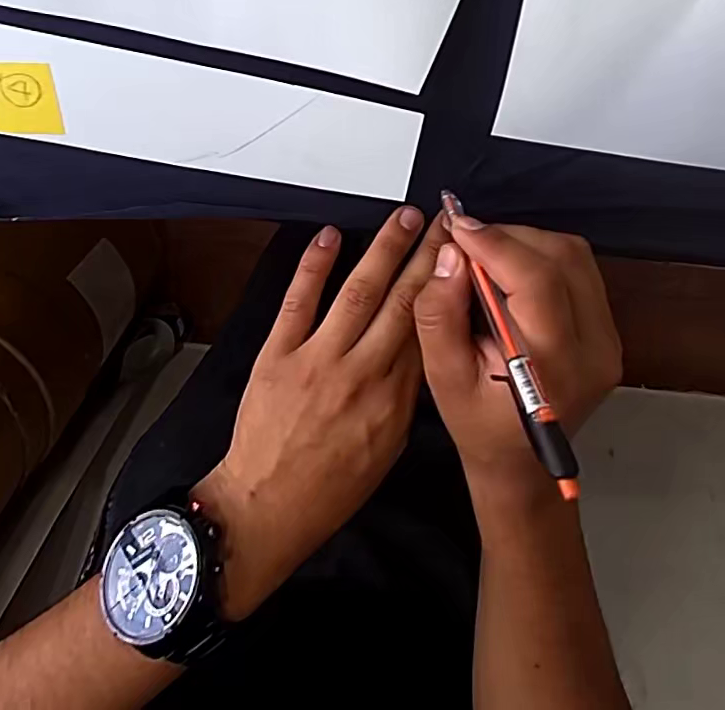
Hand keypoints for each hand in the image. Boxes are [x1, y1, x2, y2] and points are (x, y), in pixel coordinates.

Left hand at [193, 207, 451, 619]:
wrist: (266, 506)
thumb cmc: (329, 487)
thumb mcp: (388, 448)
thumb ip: (405, 395)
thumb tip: (417, 349)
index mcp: (394, 399)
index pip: (428, 330)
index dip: (445, 287)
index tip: (458, 258)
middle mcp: (361, 373)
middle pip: (403, 302)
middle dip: (426, 257)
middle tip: (442, 223)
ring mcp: (317, 360)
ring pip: (358, 292)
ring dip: (384, 250)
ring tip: (404, 219)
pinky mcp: (278, 354)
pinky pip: (299, 301)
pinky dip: (314, 265)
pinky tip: (330, 237)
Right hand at [413, 217, 622, 505]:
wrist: (518, 460)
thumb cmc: (480, 425)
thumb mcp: (441, 375)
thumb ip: (439, 312)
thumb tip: (450, 256)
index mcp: (555, 366)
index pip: (536, 280)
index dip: (493, 243)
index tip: (457, 226)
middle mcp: (594, 348)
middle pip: (559, 257)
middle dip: (505, 236)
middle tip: (464, 241)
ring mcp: (607, 337)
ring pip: (572, 255)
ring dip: (522, 241)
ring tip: (482, 254)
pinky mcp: (606, 327)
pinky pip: (577, 267)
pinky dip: (538, 253)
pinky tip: (507, 267)